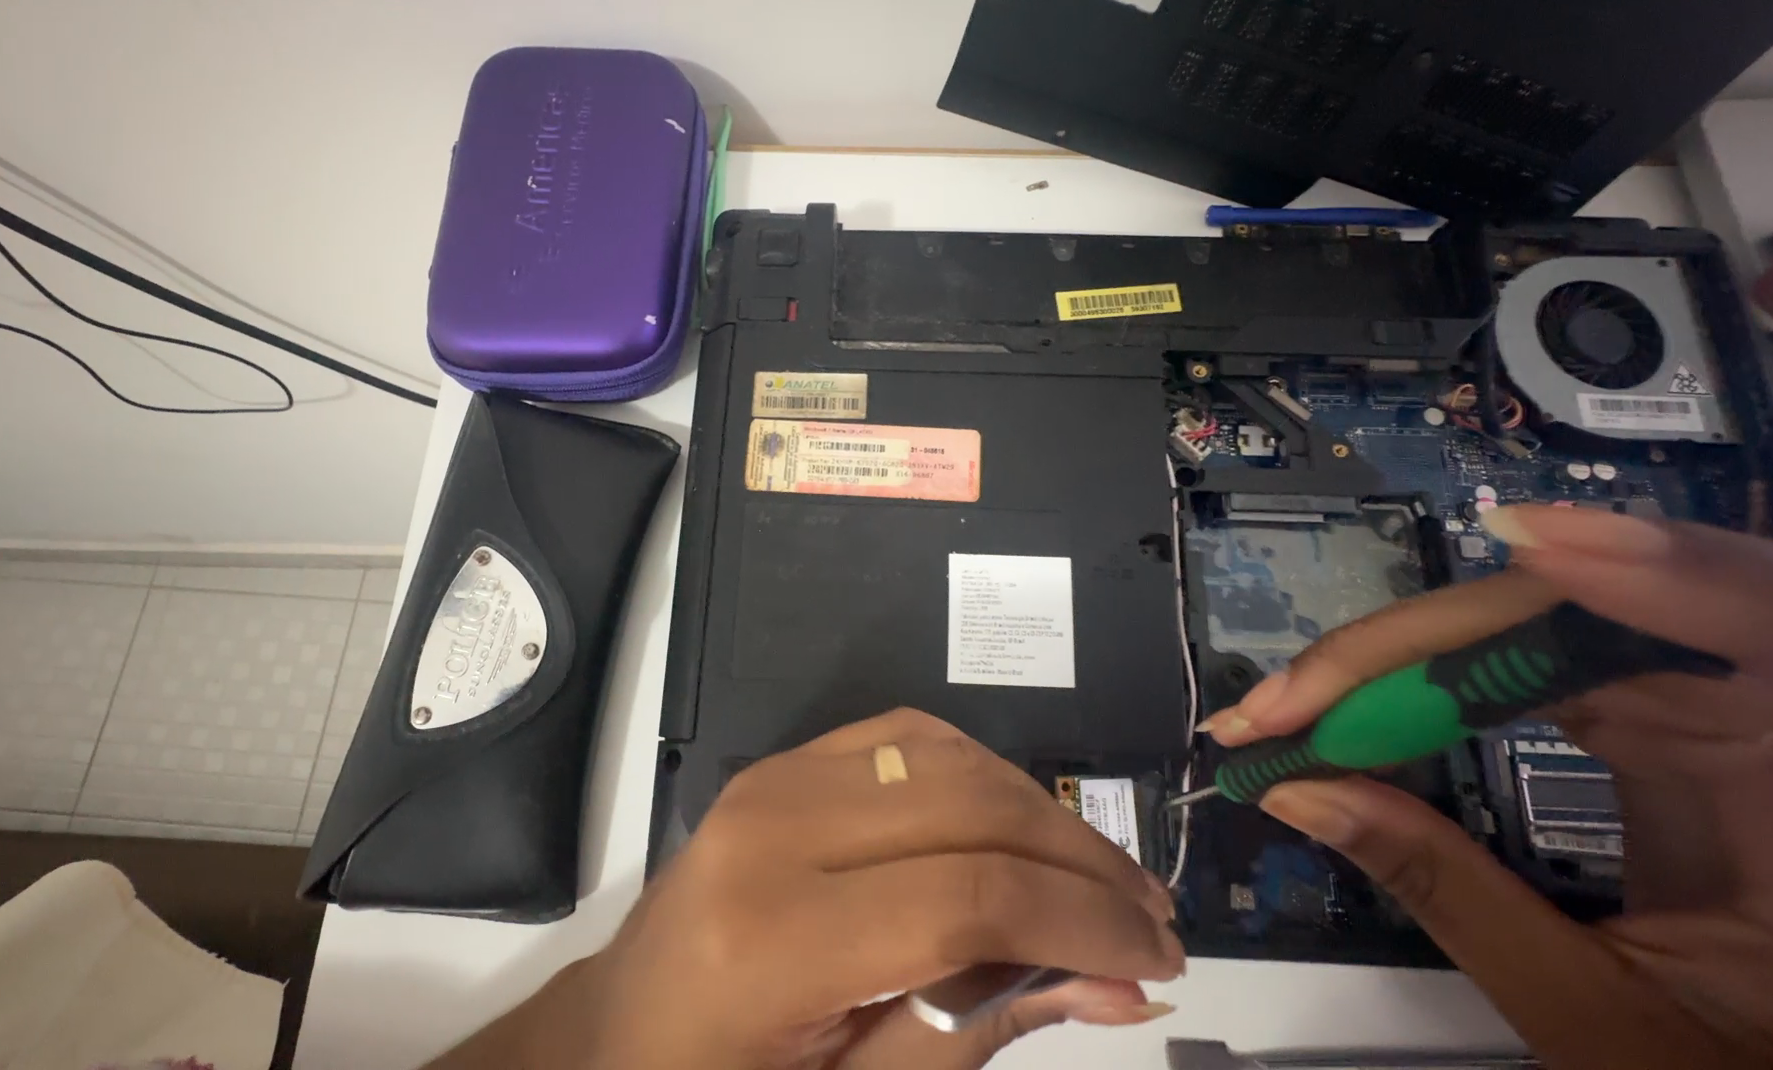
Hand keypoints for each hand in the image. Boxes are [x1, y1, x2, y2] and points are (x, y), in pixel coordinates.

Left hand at [427, 709, 1183, 1069]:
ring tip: (1099, 875)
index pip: (963, 898)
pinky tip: (1019, 820)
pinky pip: (905, 739)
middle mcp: (769, 831)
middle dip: (1077, 860)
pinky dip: (979, 771)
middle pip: (965, 809)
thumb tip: (1112, 982)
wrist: (616, 1034)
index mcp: (769, 938)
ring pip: (946, 758)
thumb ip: (975, 1030)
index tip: (1156, 955)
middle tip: (1149, 917)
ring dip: (1038, 808)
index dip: (1079, 921)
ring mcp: (771, 780)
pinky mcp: (782, 764)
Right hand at [1196, 504, 1772, 1068]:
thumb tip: (1294, 788)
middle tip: (1288, 702)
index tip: (1524, 545)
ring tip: (1295, 709)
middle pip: (1582, 624)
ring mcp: (1699, 722)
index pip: (1771, 634)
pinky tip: (1355, 704)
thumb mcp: (1598, 1017)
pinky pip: (1527, 672)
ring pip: (1534, 637)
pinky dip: (1426, 683)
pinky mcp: (1647, 727)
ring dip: (1397, 663)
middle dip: (1419, 647)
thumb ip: (1451, 892)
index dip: (1654, 566)